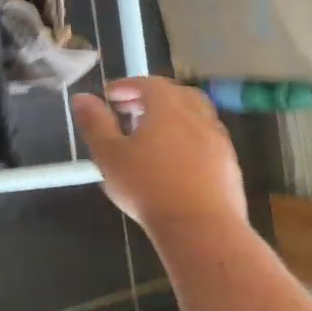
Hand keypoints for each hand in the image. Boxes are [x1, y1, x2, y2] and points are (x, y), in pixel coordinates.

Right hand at [71, 77, 248, 233]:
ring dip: (172, 116)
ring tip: (149, 136)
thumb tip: (83, 98)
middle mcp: (198, 118)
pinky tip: (171, 159)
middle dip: (153, 97)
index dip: (127, 85)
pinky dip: (186, 136)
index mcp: (168, 110)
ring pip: (196, 115)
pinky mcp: (229, 164)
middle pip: (178, 94)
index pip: (150, 84)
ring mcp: (218, 141)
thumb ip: (95, 123)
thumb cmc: (146, 185)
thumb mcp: (108, 154)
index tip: (109, 96)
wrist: (200, 226)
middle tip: (130, 111)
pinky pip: (206, 138)